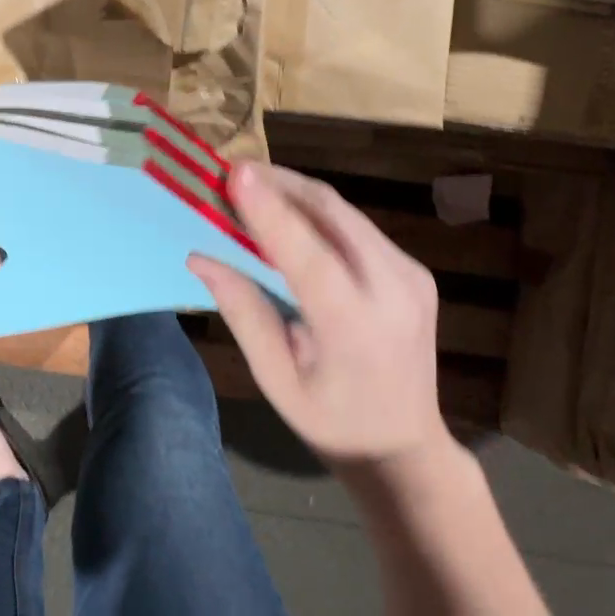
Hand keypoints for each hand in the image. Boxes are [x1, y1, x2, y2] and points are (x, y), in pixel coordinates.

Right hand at [189, 163, 449, 467]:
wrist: (406, 444)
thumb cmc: (331, 421)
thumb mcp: (277, 380)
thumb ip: (244, 313)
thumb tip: (201, 258)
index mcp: (356, 328)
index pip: (308, 256)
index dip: (270, 211)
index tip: (235, 172)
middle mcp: (394, 291)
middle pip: (332, 214)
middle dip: (280, 184)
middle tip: (233, 171)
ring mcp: (411, 275)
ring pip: (344, 212)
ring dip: (296, 192)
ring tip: (252, 185)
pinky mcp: (413, 269)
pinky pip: (355, 225)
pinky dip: (316, 211)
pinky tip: (287, 213)